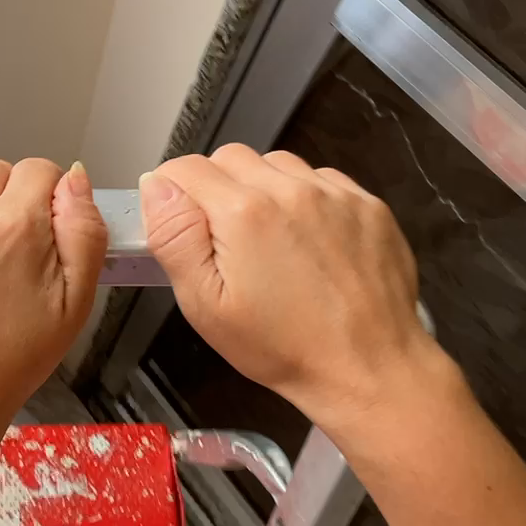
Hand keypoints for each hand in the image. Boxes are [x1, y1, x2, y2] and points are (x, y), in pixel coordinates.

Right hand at [140, 144, 452, 437]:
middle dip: (214, 188)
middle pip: (229, 157)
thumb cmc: (283, 346)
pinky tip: (305, 241)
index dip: (170, 191)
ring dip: (259, 188)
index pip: (186, 168)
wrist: (369, 368)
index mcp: (243, 213)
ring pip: (276, 163)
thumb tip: (156, 186)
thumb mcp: (205, 306)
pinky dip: (302, 197)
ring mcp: (335, 193)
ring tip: (266, 240)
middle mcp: (291, 189)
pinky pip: (319, 178)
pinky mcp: (367, 204)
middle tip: (221, 240)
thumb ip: (174, 238)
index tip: (177, 221)